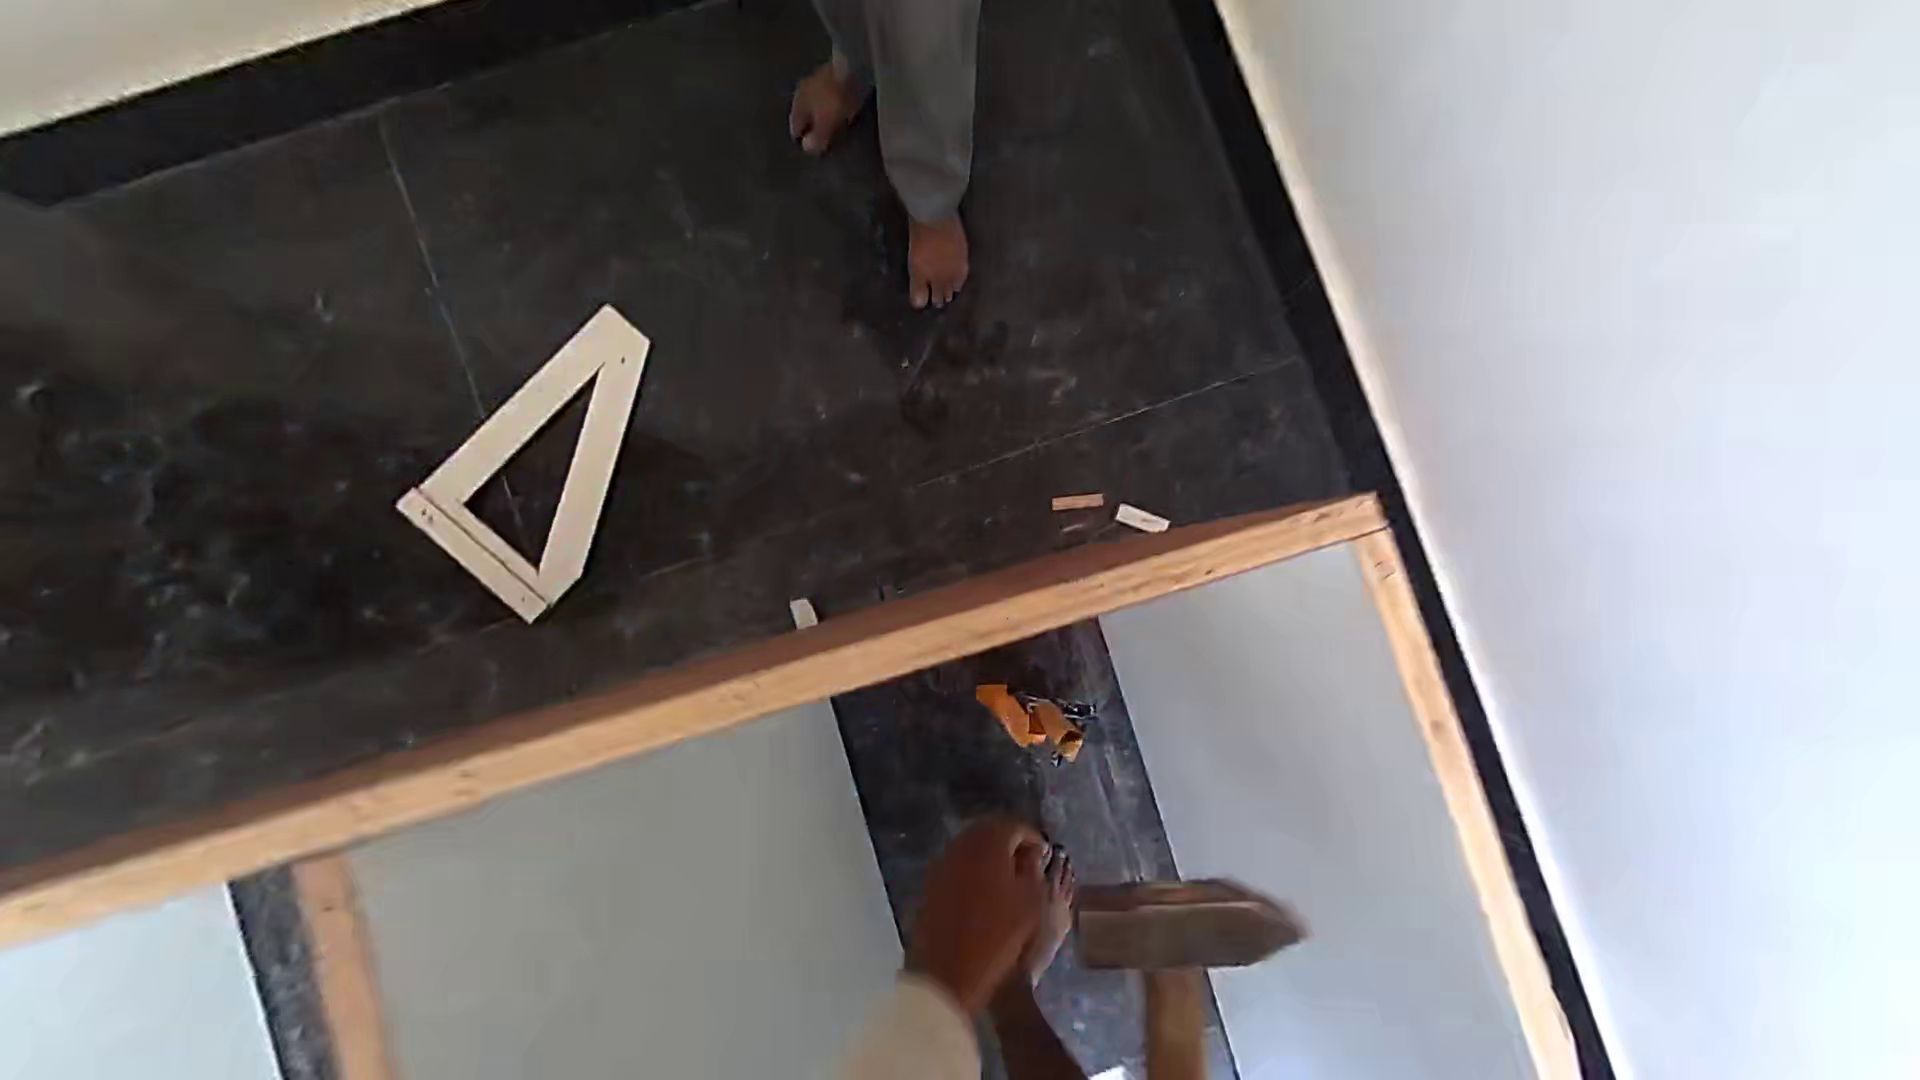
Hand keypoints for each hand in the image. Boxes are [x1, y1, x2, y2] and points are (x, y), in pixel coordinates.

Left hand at [906, 816, 1048, 1015]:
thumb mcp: (1031, 903)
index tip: (1044, 857)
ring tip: (1007, 880)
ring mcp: (943, 860)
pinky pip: (959, 864)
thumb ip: (1034, 871)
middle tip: (1028, 865)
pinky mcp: (932, 880)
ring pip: (973, 847)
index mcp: (989, 841)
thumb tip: (1030, 856)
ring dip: (991, 856)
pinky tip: (984, 892)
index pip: (1016, 825)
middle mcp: (963, 842)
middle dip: (1011, 844)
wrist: (947, 972)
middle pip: (991, 831)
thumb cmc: (997, 936)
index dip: (1034, 839)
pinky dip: (973, 870)